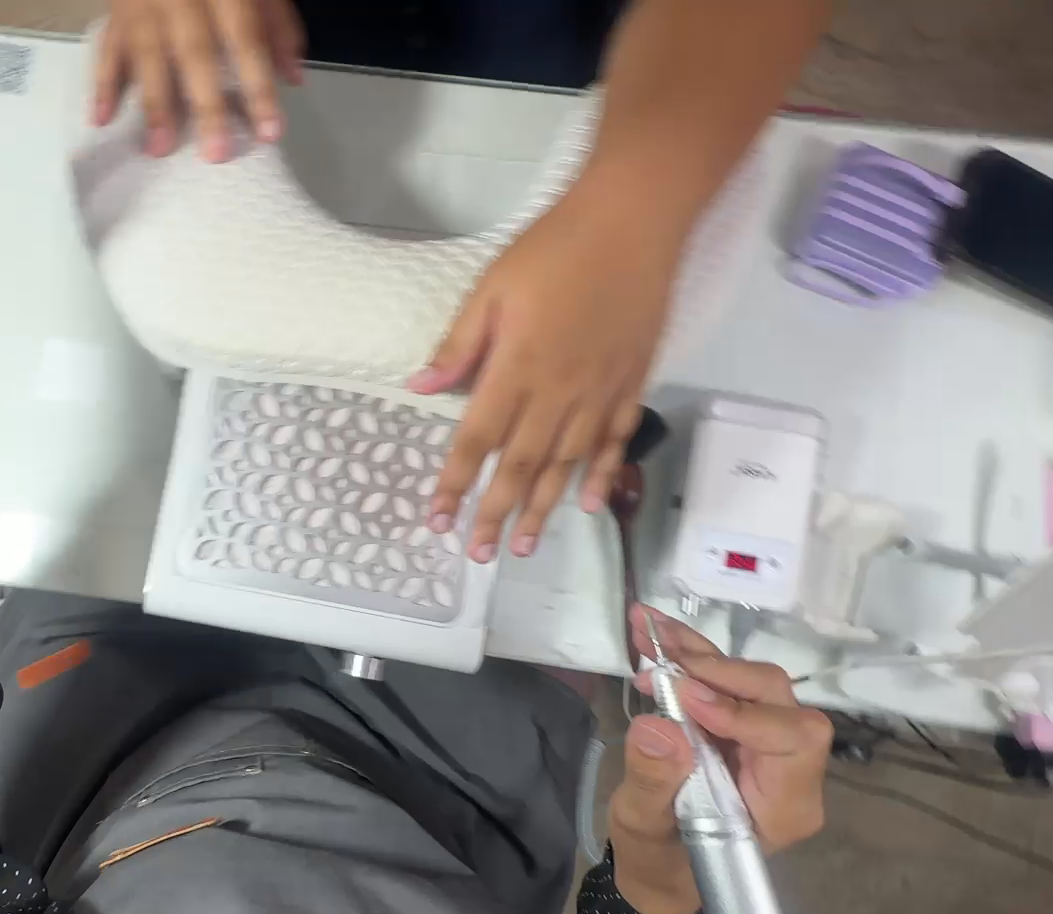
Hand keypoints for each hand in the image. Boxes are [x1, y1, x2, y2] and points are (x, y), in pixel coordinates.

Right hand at [94, 0, 304, 160]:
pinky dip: (102, 84)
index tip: (269, 132)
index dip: (259, 86)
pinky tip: (102, 119)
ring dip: (153, 103)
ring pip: (147, 53)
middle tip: (215, 154)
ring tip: (158, 149)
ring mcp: (143, 1)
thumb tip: (292, 76)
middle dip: (206, 105)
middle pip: (195, 51)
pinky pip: (107, 47)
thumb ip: (276, 22)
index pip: (246, 37)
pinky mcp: (117, 11)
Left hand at [409, 190, 681, 561]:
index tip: (437, 519)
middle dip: (495, 513)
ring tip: (526, 547)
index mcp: (516, 370)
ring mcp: (599, 392)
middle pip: (519, 466)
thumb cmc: (551, 251)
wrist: (634, 220)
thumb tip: (418, 389)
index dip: (454, 484)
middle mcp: (557, 393)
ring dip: (542, 508)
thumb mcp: (489, 291)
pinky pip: (612, 441)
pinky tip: (587, 506)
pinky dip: (599, 476)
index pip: (475, 442)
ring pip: (564, 465)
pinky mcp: (631, 383)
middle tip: (479, 554)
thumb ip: (457, 347)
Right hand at [607, 605, 832, 913]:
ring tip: (647, 626)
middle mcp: (785, 767)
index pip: (792, 740)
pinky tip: (652, 637)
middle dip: (719, 672)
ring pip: (749, 682)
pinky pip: (722, 683)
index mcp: (782, 803)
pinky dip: (687, 656)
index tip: (684, 697)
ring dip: (697, 652)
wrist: (658, 866)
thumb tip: (659, 726)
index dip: (743, 711)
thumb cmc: (657, 858)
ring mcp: (762, 744)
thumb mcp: (645, 826)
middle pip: (777, 700)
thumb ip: (655, 781)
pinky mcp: (735, 728)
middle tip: (659, 659)